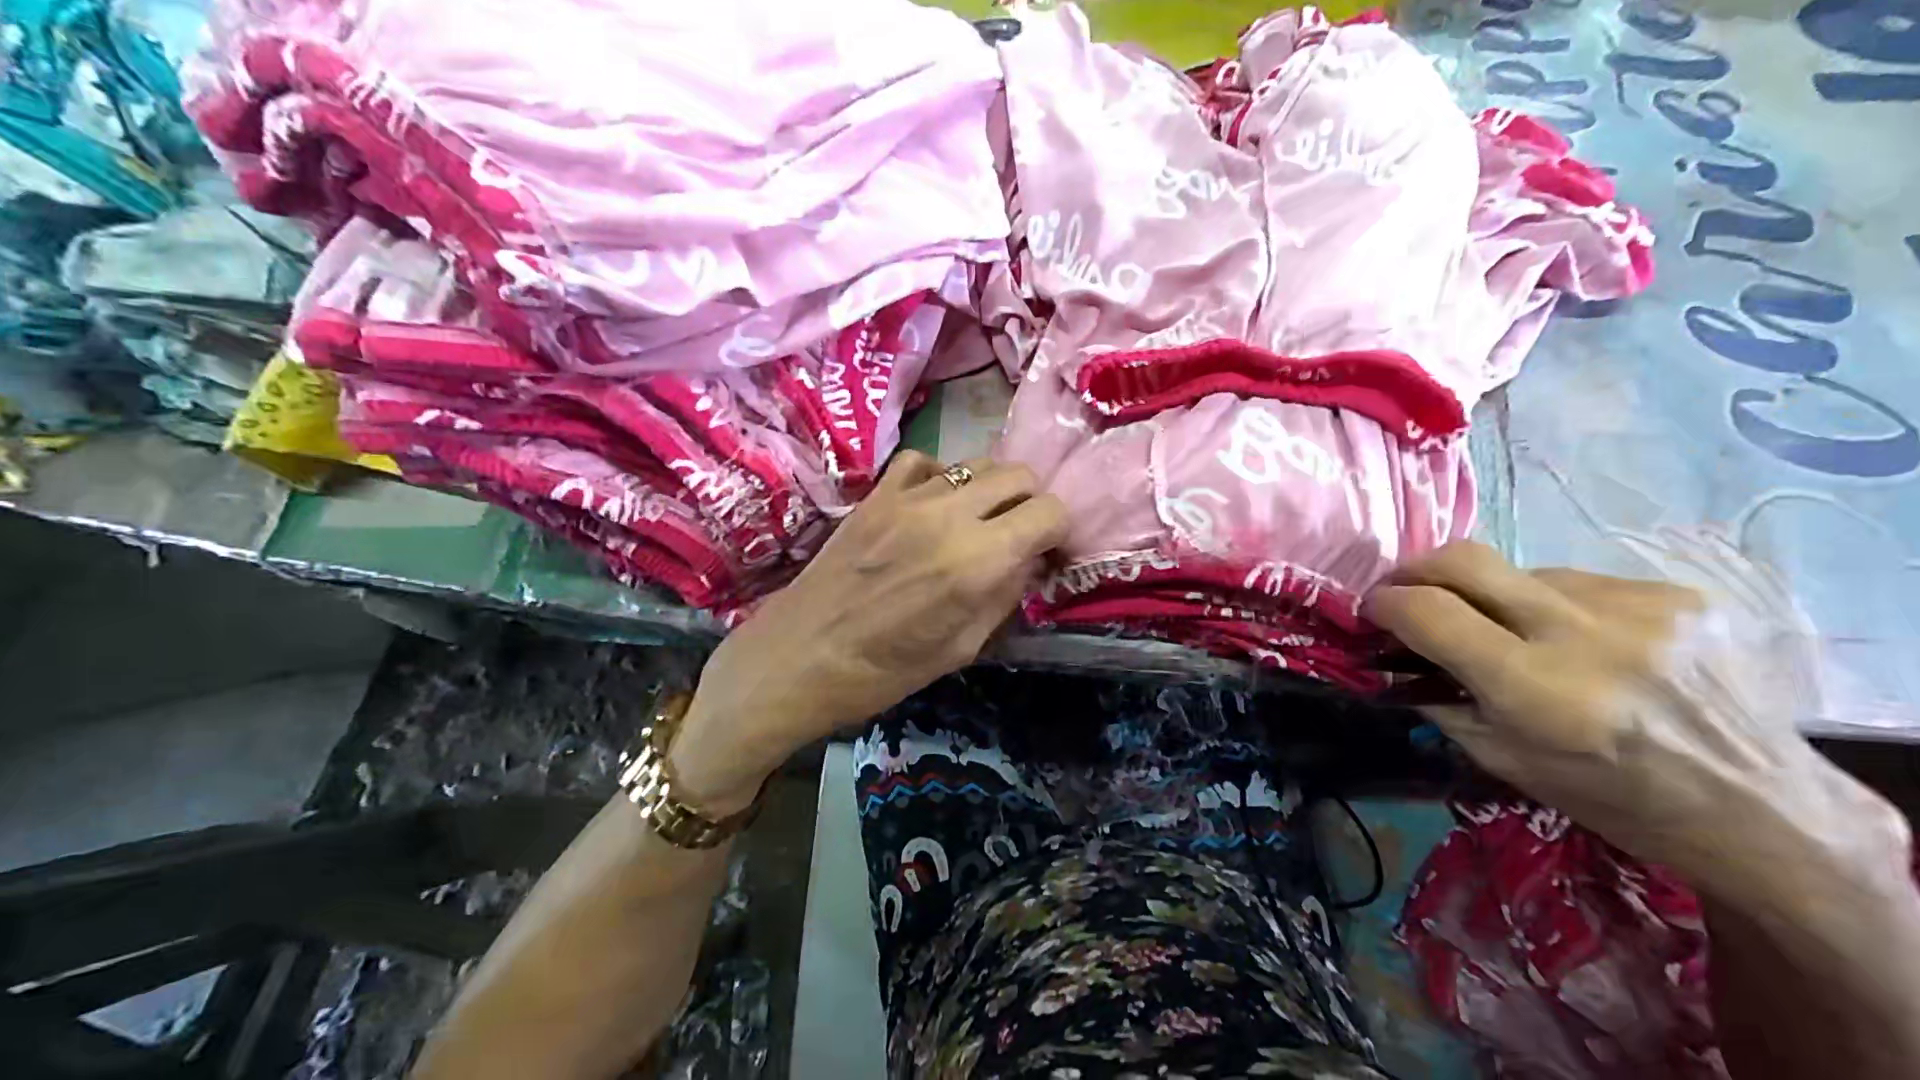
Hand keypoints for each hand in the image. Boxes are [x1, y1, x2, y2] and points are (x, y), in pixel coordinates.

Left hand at [668, 452, 1068, 813]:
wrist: (799, 658)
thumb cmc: (884, 672)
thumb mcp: (962, 648)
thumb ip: (1004, 596)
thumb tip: (1029, 562)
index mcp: (978, 561)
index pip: (1050, 512)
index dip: (1059, 531)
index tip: (1049, 552)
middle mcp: (950, 515)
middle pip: (1019, 475)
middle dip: (1030, 504)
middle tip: (1017, 536)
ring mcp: (908, 498)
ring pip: (976, 463)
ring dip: (989, 491)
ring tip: (976, 523)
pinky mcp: (875, 494)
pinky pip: (924, 463)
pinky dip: (940, 478)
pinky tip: (933, 505)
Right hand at [1365, 542, 1911, 906]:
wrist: (1760, 808)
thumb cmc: (1612, 797)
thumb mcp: (1502, 759)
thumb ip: (1440, 695)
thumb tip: (1392, 650)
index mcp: (1538, 692)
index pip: (1429, 612)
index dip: (1384, 603)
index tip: (1372, 611)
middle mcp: (1587, 636)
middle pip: (1465, 560)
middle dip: (1417, 570)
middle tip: (1407, 591)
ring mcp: (1640, 608)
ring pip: (1522, 572)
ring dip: (1497, 598)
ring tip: (1519, 637)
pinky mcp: (1679, 594)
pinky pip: (1580, 582)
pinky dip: (1559, 607)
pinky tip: (1585, 643)